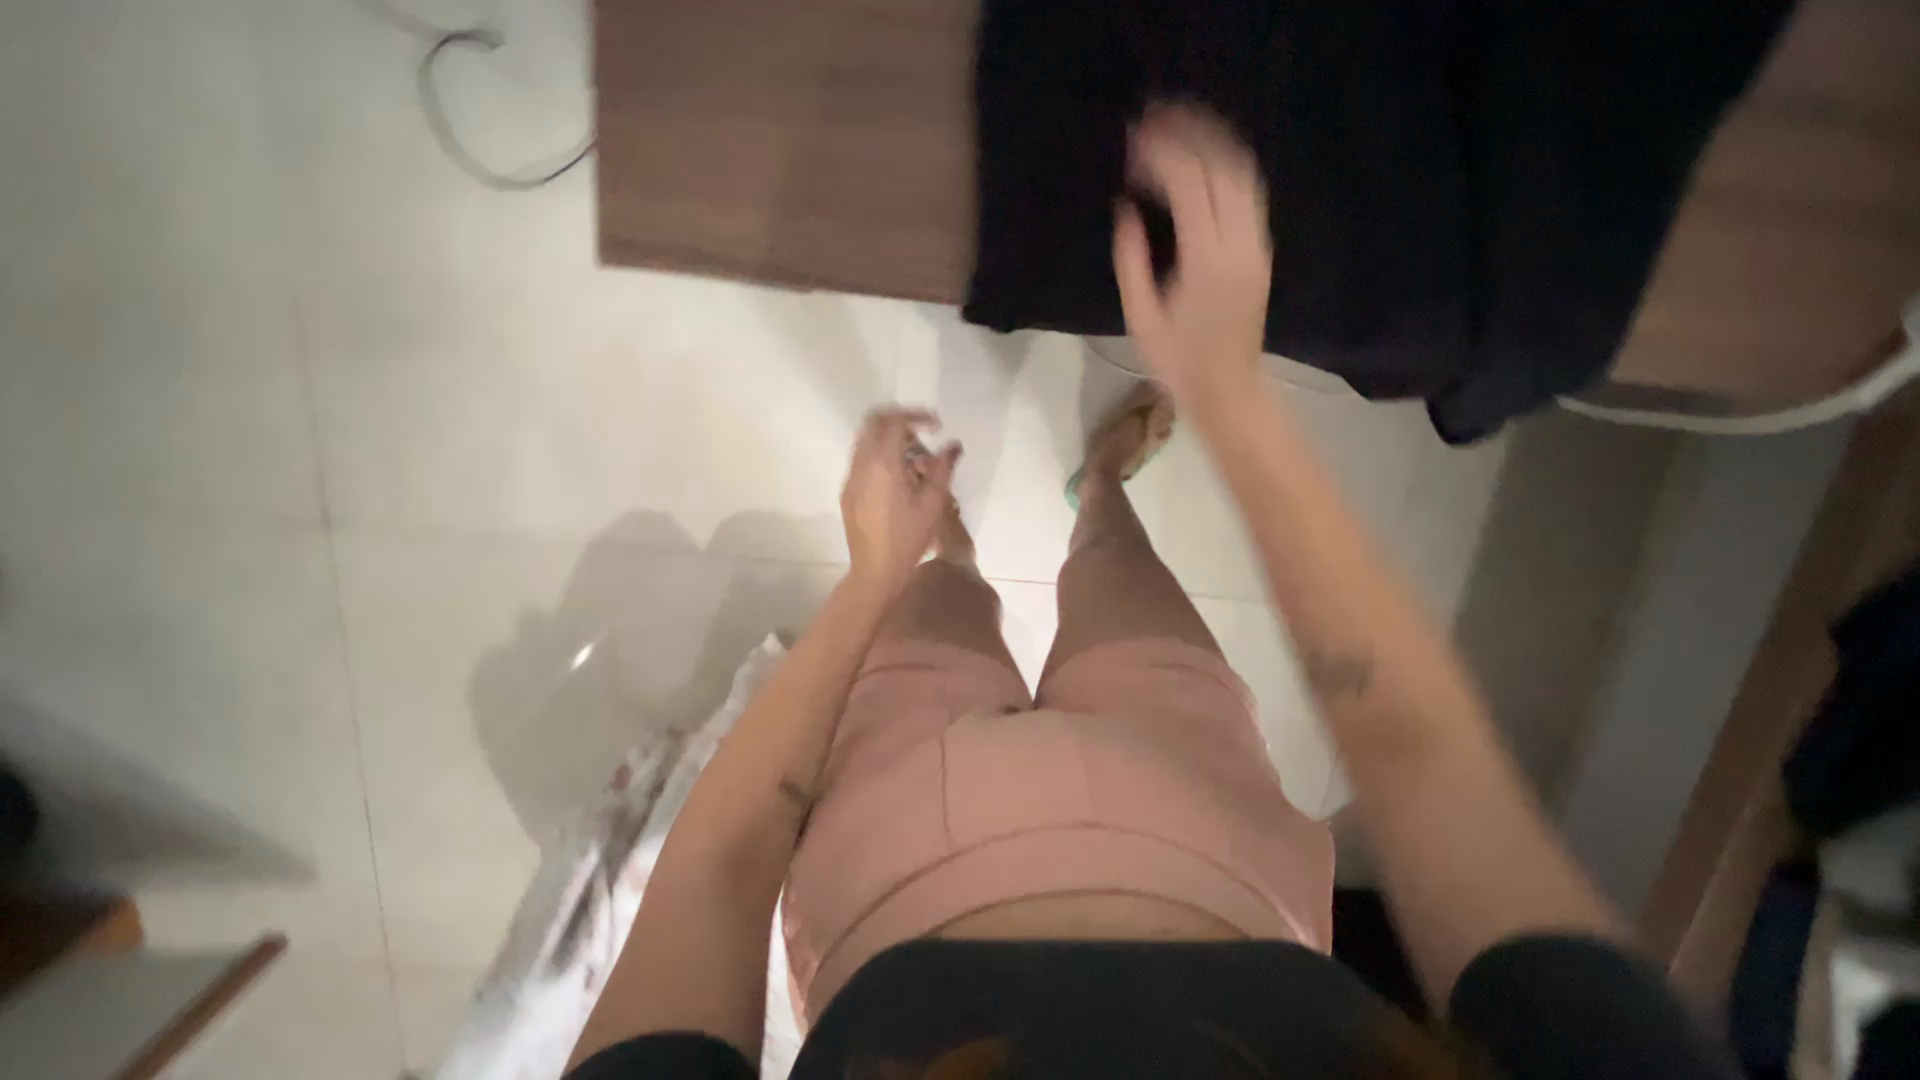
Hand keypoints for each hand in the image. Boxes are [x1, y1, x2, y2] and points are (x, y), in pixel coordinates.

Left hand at [840, 408, 961, 595]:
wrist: (875, 570)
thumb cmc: (908, 538)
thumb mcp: (933, 503)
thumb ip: (943, 468)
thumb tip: (953, 446)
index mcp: (883, 464)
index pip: (894, 421)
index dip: (916, 416)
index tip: (936, 426)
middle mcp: (862, 465)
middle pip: (874, 423)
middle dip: (899, 422)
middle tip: (922, 436)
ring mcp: (851, 478)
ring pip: (865, 442)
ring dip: (888, 440)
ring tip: (914, 459)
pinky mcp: (848, 492)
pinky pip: (861, 461)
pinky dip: (879, 456)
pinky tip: (899, 478)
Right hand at [1112, 104, 1271, 405]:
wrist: (1229, 387)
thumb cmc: (1178, 360)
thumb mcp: (1141, 315)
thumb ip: (1130, 259)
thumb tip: (1127, 210)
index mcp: (1206, 259)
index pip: (1187, 183)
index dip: (1160, 153)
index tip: (1133, 139)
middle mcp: (1239, 242)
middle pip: (1220, 166)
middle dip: (1187, 134)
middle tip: (1153, 119)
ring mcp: (1256, 243)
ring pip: (1241, 173)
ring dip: (1210, 143)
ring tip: (1178, 128)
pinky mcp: (1261, 249)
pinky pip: (1248, 192)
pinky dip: (1225, 166)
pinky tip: (1202, 162)